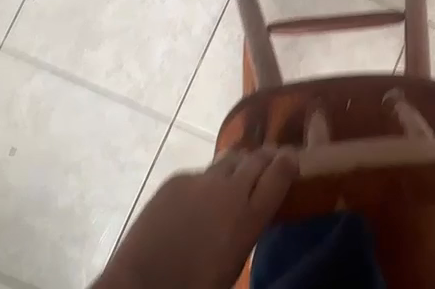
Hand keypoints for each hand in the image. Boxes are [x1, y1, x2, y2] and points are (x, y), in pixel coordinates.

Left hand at [95, 146, 297, 288]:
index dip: (289, 163)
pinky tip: (198, 200)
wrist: (142, 285)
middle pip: (257, 159)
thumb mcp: (234, 261)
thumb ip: (249, 227)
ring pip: (230, 158)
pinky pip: (201, 173)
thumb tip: (254, 209)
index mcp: (249, 216)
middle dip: (267, 158)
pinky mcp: (177, 179)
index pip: (280, 173)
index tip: (292, 161)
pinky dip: (207, 182)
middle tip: (270, 163)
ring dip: (239, 165)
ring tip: (237, 175)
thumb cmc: (195, 285)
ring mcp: (202, 180)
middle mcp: (230, 190)